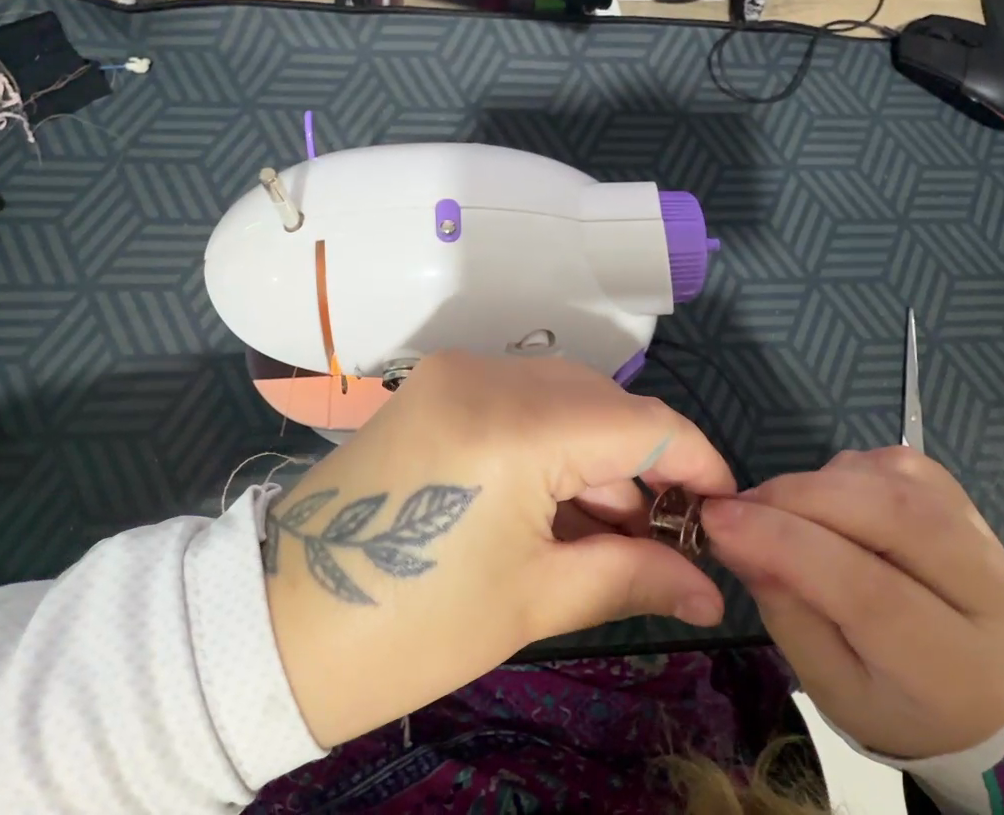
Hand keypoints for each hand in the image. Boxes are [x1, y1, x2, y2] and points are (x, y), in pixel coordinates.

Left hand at [263, 351, 736, 747]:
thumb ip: (635, 575)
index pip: (645, 422)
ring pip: (567, 398)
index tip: (724, 511)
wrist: (278, 629)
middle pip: (607, 404)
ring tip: (602, 535)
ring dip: (599, 457)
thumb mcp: (536, 601)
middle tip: (657, 542)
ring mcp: (454, 374)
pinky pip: (523, 400)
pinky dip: (555, 445)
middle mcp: (488, 375)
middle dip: (644, 468)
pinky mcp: (434, 387)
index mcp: (517, 426)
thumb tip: (711, 589)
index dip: (698, 464)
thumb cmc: (414, 628)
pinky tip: (555, 505)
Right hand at [702, 447, 1003, 759]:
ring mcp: (996, 547)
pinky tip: (830, 495)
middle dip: (802, 496)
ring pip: (904, 482)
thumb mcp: (828, 686)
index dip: (787, 544)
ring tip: (781, 505)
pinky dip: (856, 469)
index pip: (869, 592)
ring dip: (825, 481)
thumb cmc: (892, 707)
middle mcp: (995, 600)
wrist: (977, 708)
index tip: (719, 520)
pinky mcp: (979, 512)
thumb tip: (736, 535)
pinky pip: (911, 467)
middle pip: (897, 518)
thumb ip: (787, 610)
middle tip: (742, 502)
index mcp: (956, 670)